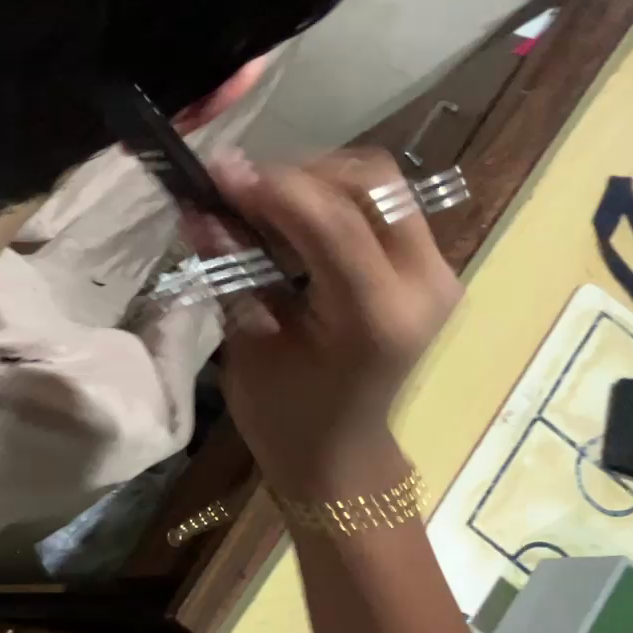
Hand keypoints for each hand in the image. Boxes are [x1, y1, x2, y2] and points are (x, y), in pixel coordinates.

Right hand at [200, 150, 462, 499]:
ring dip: (315, 183)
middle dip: (297, 176)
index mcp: (373, 315)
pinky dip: (332, 203)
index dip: (270, 189)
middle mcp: (422, 283)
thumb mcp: (247, 349)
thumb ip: (232, 276)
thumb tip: (197, 216)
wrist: (338, 456)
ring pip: (382, 188)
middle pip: (370, 185)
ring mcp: (435, 272)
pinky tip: (289, 219)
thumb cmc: (282, 419)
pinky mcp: (428, 270)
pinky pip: (384, 211)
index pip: (329, 220)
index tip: (216, 176)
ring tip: (257, 200)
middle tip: (237, 188)